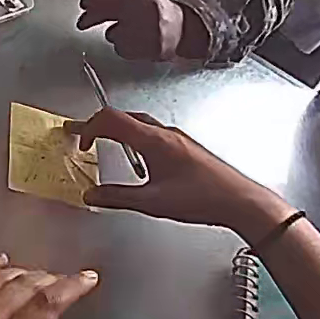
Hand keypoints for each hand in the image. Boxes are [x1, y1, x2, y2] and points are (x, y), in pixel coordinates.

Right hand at [71, 108, 290, 240]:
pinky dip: (134, 137)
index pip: (111, 119)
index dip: (89, 127)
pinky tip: (137, 157)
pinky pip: (152, 131)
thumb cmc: (202, 198)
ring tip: (105, 143)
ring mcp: (176, 137)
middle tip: (83, 135)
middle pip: (123, 116)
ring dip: (117, 130)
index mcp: (153, 140)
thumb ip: (117, 197)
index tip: (80, 141)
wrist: (240, 201)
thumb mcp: (152, 202)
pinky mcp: (185, 145)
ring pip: (138, 123)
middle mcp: (164, 133)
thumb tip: (92, 195)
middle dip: (98, 124)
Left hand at [76, 0, 190, 60]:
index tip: (84, 3)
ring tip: (126, 28)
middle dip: (91, 18)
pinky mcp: (151, 49)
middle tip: (82, 22)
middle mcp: (149, 10)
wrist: (179, 28)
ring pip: (113, 34)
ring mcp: (152, 31)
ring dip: (113, 33)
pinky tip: (132, 40)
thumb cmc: (154, 8)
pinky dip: (122, 46)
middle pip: (111, 12)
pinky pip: (122, 49)